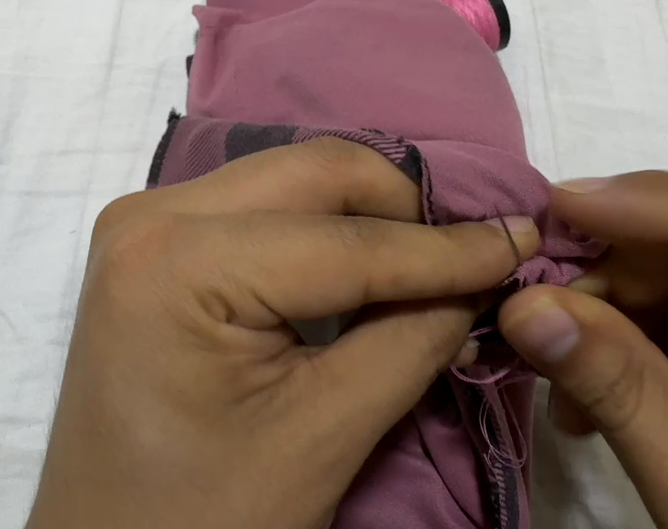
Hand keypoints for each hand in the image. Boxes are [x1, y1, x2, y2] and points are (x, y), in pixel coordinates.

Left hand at [29, 138, 540, 528]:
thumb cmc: (201, 520)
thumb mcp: (320, 436)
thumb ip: (411, 339)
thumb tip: (484, 273)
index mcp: (179, 259)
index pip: (344, 241)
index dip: (443, 247)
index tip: (521, 239)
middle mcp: (153, 212)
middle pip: (314, 173)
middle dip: (404, 208)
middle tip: (474, 249)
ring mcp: (147, 216)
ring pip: (290, 176)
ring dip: (367, 210)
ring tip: (432, 254)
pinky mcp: (155, 234)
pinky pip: (260, 200)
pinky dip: (323, 221)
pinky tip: (367, 254)